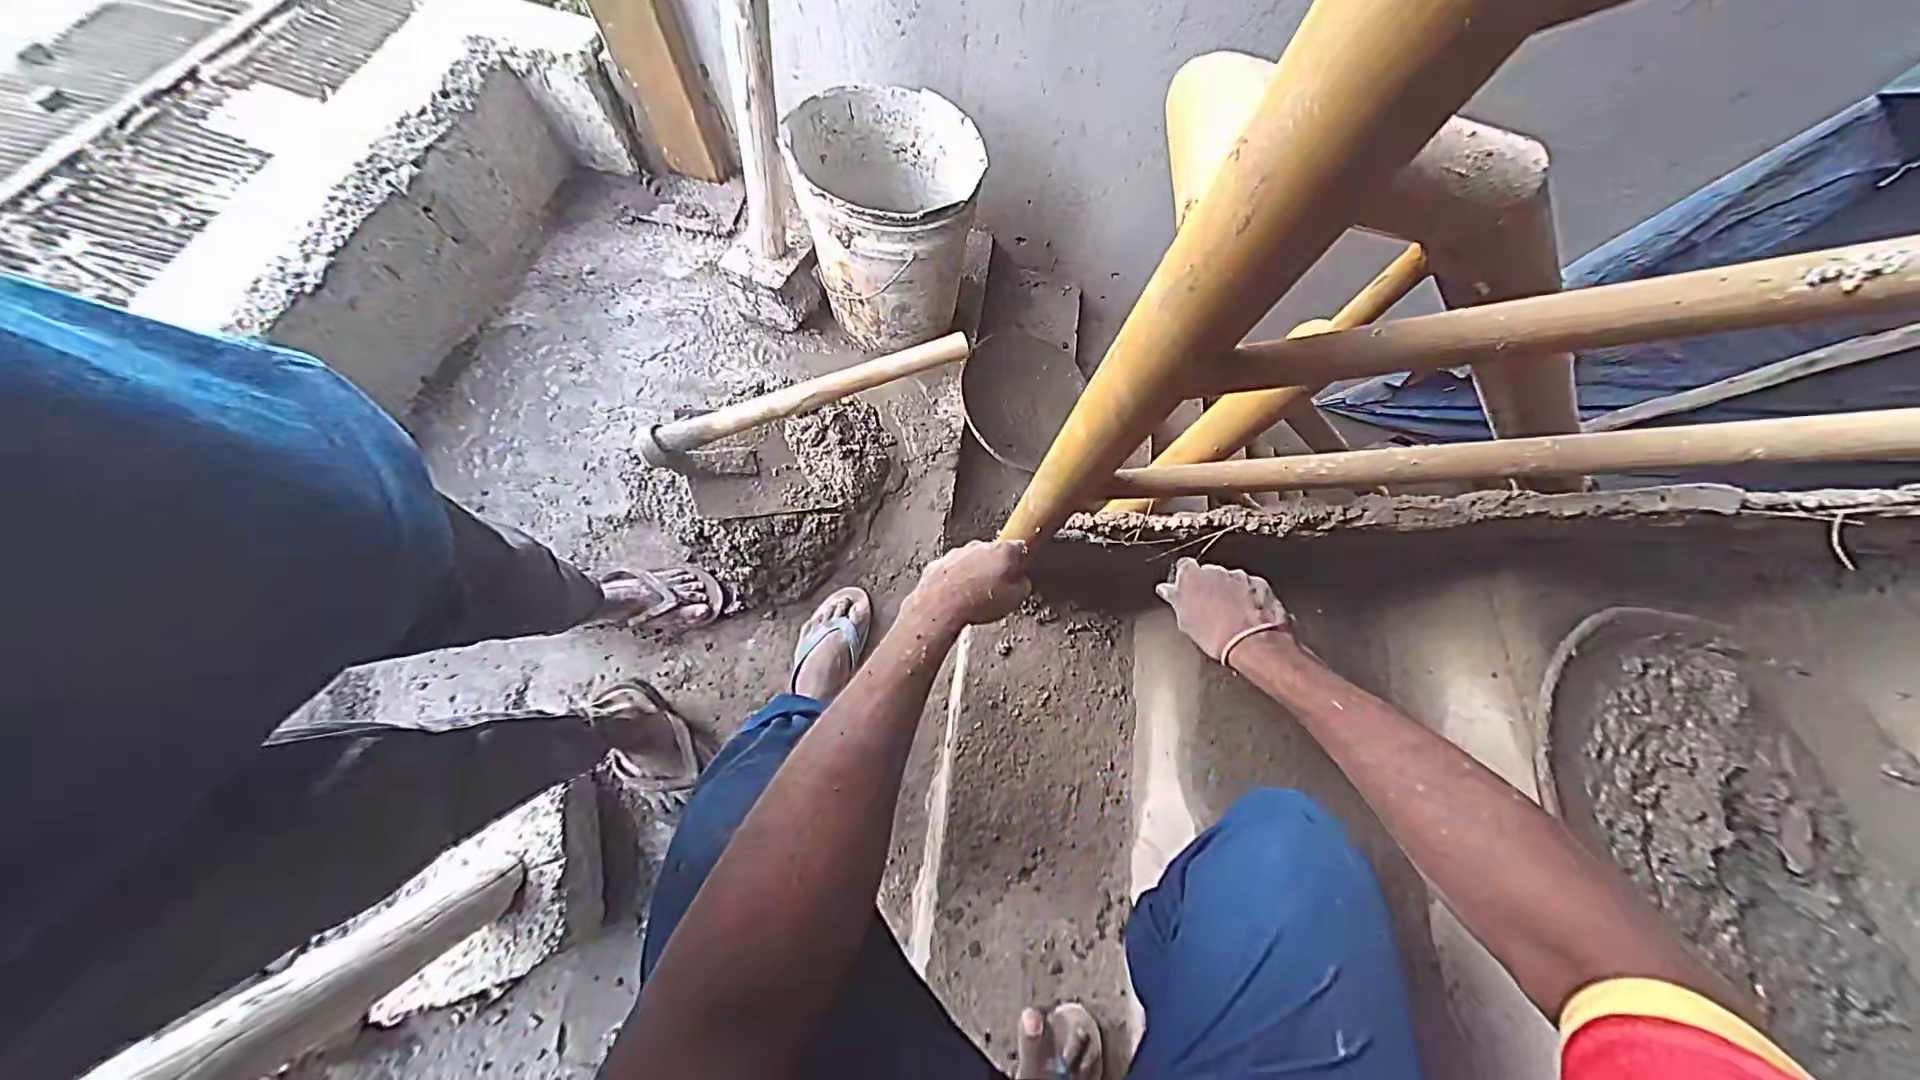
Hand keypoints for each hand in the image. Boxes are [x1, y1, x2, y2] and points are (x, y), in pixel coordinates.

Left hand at [909, 540, 1030, 628]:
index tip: (1019, 571)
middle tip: (996, 588)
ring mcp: (957, 552)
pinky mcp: (939, 563)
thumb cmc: (980, 601)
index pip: (1019, 547)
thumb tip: (1021, 582)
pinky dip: (955, 579)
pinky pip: (952, 569)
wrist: (940, 606)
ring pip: (971, 560)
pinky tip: (955, 597)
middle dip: (995, 566)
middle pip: (993, 552)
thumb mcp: (1015, 599)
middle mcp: (980, 545)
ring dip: (974, 572)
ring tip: (973, 596)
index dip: (1020, 560)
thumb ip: (1022, 585)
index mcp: (1003, 551)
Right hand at [1154, 558, 1298, 664]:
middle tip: (1208, 607)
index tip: (1186, 589)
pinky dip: (1249, 597)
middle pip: (1209, 572)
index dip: (1185, 577)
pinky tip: (1246, 615)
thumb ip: (1175, 599)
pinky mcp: (1261, 584)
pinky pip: (1251, 587)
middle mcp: (1216, 571)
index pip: (1184, 566)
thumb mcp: (1185, 621)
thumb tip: (1166, 590)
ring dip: (1229, 591)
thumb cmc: (1216, 635)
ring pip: (1231, 579)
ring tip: (1230, 616)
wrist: (1252, 643)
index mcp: (1192, 577)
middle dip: (1209, 585)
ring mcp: (1240, 577)